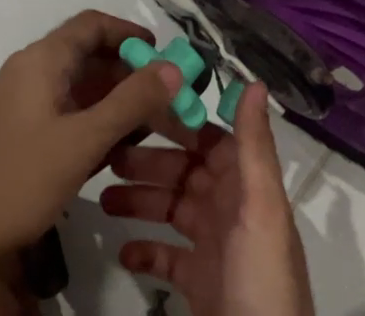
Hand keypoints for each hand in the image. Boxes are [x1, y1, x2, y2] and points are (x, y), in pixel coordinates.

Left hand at [0, 11, 183, 315]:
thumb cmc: (14, 180)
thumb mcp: (81, 141)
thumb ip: (130, 103)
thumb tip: (173, 67)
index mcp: (40, 62)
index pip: (92, 25)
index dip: (130, 33)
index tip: (163, 55)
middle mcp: (28, 74)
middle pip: (87, 57)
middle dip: (129, 74)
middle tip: (166, 100)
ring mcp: (19, 107)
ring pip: (76, 89)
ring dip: (113, 102)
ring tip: (149, 128)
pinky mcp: (15, 137)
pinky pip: (62, 115)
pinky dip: (91, 123)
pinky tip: (112, 150)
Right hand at [102, 82, 316, 315]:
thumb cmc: (262, 274)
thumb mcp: (262, 206)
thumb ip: (254, 145)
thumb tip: (253, 82)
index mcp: (247, 185)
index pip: (210, 139)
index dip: (178, 123)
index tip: (138, 107)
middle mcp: (231, 208)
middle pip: (185, 173)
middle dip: (148, 163)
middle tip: (107, 156)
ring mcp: (215, 246)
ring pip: (172, 210)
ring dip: (140, 201)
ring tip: (102, 199)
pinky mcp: (199, 282)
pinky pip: (167, 258)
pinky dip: (145, 251)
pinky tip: (121, 250)